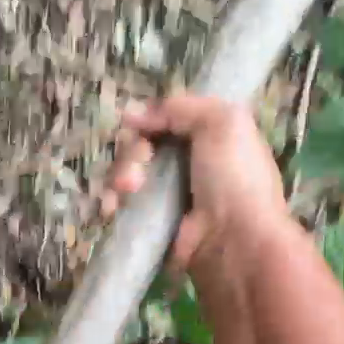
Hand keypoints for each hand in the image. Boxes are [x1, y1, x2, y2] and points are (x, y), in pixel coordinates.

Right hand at [100, 94, 291, 274]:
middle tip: (138, 172)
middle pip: (137, 145)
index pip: (161, 119)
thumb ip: (181, 107)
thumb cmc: (234, 176)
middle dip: (130, 154)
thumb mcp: (223, 121)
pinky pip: (117, 203)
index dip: (147, 121)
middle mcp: (181, 162)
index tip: (138, 127)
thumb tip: (131, 114)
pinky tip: (111, 209)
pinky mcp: (146, 220)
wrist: (232, 237)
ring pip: (122, 173)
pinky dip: (109, 203)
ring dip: (118, 178)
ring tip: (128, 192)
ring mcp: (161, 193)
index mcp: (204, 135)